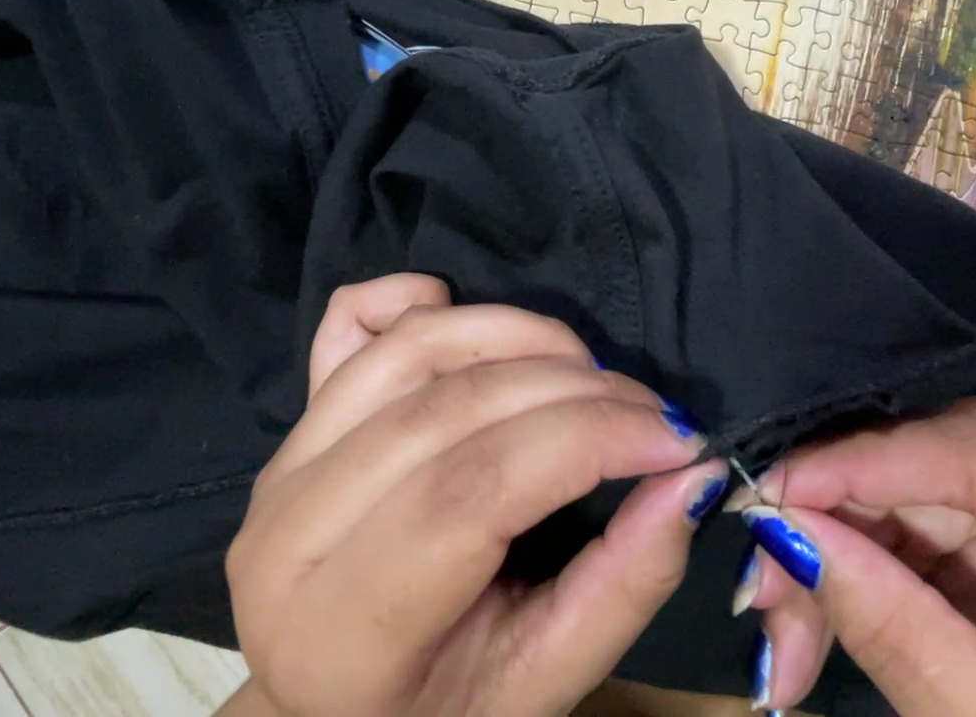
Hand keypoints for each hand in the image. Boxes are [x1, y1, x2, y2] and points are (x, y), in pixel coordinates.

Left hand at [222, 275, 725, 716]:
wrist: (330, 699)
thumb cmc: (441, 705)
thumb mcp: (543, 680)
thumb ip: (622, 585)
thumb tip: (691, 479)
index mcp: (340, 626)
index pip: (476, 489)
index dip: (589, 439)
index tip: (675, 437)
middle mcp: (290, 528)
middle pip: (450, 408)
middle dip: (575, 389)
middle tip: (652, 413)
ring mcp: (284, 460)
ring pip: (413, 347)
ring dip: (521, 335)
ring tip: (590, 374)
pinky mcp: (295, 417)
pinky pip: (352, 319)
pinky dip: (422, 299)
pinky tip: (477, 318)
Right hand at [730, 399, 975, 715]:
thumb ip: (904, 636)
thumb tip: (783, 533)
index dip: (865, 464)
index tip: (764, 491)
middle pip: (952, 455)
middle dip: (848, 512)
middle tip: (761, 585)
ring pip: (934, 476)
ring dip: (855, 535)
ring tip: (788, 622)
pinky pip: (949, 506)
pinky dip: (887, 552)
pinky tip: (837, 599)